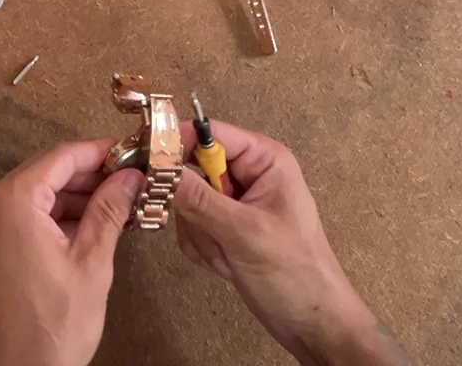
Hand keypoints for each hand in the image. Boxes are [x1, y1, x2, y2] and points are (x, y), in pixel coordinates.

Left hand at [0, 139, 144, 365]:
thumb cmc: (50, 328)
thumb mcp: (91, 263)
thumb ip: (110, 211)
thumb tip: (130, 177)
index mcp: (13, 199)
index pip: (62, 156)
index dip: (99, 151)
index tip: (129, 151)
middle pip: (50, 171)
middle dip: (92, 175)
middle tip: (131, 179)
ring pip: (41, 191)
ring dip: (78, 196)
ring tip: (121, 203)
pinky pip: (29, 212)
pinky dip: (59, 214)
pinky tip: (93, 223)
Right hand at [172, 120, 409, 365]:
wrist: (314, 329)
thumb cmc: (296, 275)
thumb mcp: (245, 233)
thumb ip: (199, 198)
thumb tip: (156, 166)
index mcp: (263, 159)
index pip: (208, 132)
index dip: (176, 142)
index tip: (147, 160)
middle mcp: (247, 173)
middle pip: (192, 166)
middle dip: (194, 205)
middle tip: (207, 230)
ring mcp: (234, 201)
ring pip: (187, 199)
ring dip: (200, 232)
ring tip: (227, 255)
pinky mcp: (223, 225)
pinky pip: (190, 222)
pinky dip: (202, 246)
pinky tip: (226, 265)